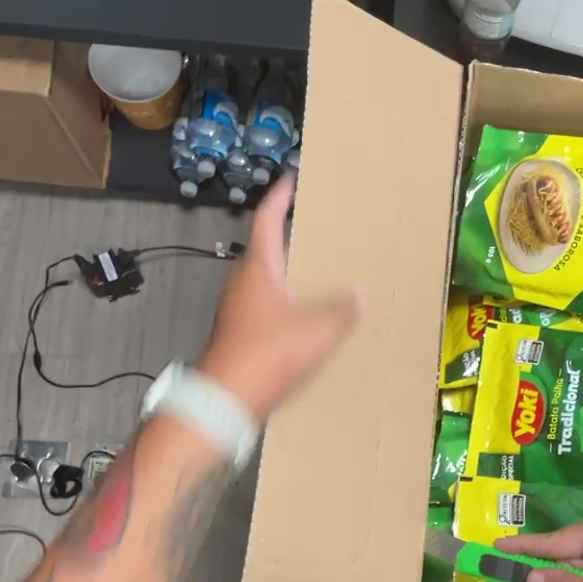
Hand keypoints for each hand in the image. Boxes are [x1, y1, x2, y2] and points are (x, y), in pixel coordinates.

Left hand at [198, 175, 363, 419]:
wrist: (224, 402)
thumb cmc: (267, 355)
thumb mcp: (315, 331)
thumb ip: (340, 311)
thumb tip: (358, 294)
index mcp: (258, 270)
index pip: (267, 220)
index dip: (280, 197)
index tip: (292, 180)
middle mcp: (243, 284)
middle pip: (268, 252)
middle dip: (292, 239)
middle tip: (319, 231)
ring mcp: (238, 311)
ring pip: (268, 283)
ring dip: (291, 276)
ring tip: (321, 276)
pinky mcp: (240, 336)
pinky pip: (267, 309)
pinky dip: (287, 305)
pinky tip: (307, 320)